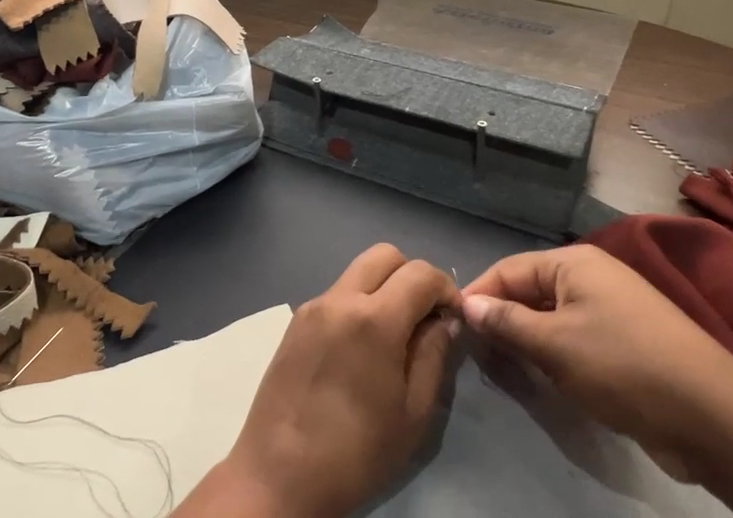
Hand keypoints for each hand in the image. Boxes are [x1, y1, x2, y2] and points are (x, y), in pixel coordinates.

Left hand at [182, 244, 461, 517]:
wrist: (279, 475)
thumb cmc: (356, 453)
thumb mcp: (414, 413)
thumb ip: (434, 355)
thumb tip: (444, 321)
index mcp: (373, 319)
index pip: (420, 273)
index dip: (446, 289)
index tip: (454, 320)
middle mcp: (339, 299)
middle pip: (384, 256)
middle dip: (412, 277)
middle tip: (425, 319)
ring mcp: (311, 308)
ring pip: (357, 272)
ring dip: (383, 289)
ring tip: (395, 338)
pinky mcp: (294, 324)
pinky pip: (336, 295)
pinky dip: (358, 304)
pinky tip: (362, 350)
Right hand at [461, 244, 732, 476]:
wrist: (712, 416)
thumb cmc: (623, 367)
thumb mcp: (554, 345)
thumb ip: (506, 322)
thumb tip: (466, 304)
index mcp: (575, 263)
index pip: (508, 269)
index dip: (478, 295)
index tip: (452, 326)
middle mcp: (593, 276)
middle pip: (530, 291)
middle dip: (501, 319)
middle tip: (475, 354)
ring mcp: (614, 309)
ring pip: (552, 318)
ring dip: (527, 341)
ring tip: (503, 369)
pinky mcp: (628, 342)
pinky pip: (575, 338)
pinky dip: (554, 355)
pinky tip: (543, 379)